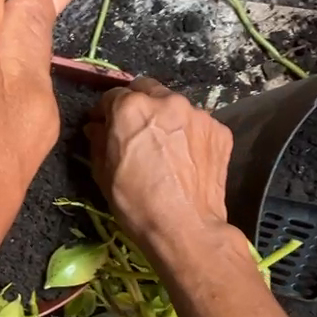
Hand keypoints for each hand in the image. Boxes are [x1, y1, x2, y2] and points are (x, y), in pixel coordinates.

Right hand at [83, 78, 240, 268]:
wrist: (184, 226)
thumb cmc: (134, 201)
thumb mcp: (102, 171)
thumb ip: (98, 140)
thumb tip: (96, 127)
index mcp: (131, 108)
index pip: (112, 95)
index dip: (105, 111)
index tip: (103, 125)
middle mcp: (167, 101)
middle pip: (147, 90)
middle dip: (137, 104)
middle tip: (134, 130)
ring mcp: (198, 114)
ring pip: (174, 106)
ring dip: (165, 118)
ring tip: (163, 147)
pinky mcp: (220, 130)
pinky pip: (196, 124)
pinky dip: (187, 134)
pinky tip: (183, 158)